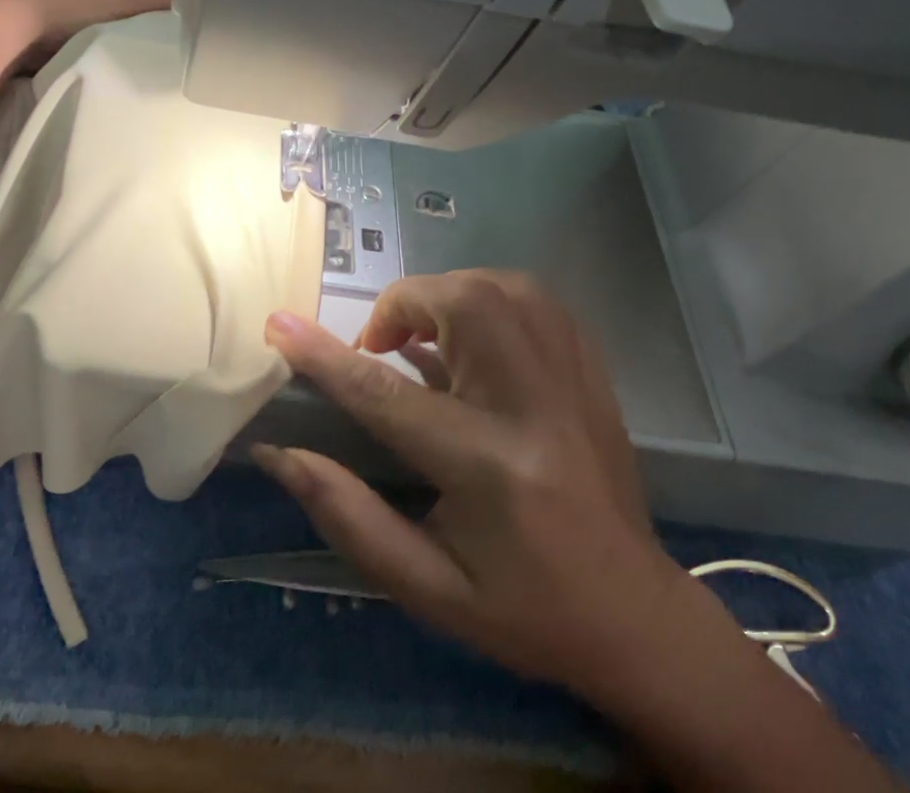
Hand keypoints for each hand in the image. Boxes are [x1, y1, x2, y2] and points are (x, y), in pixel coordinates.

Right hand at [253, 270, 688, 697]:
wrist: (633, 620)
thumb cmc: (518, 611)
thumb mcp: (421, 585)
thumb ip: (344, 513)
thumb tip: (276, 453)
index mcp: (487, 469)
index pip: (387, 394)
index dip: (325, 357)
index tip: (278, 326)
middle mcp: (536, 411)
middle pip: (467, 306)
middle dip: (403, 305)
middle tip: (375, 346)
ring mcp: (574, 387)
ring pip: (506, 290)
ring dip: (445, 296)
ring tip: (418, 337)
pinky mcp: (594, 380)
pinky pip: (538, 304)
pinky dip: (489, 301)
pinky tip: (467, 338)